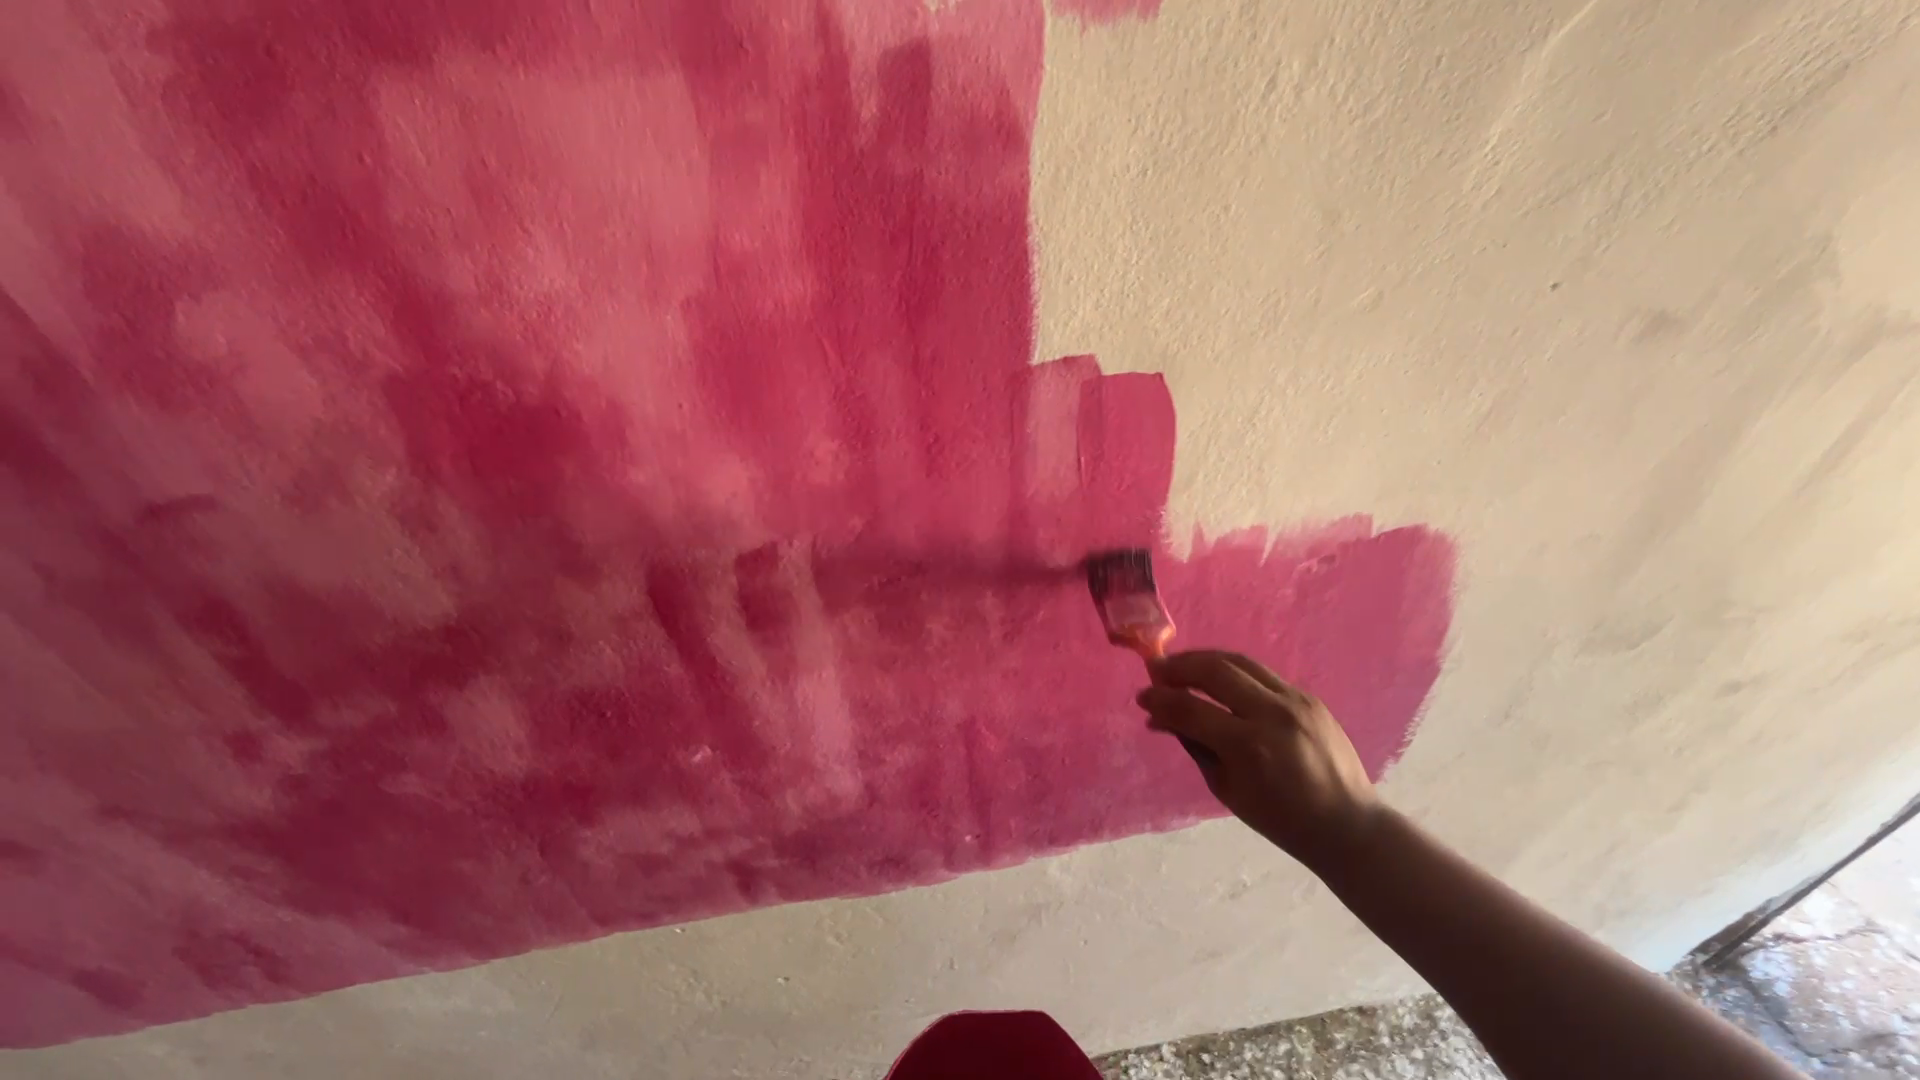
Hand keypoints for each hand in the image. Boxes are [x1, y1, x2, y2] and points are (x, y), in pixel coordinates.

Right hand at [1137, 650, 1381, 869]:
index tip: (1141, 697)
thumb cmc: (1281, 819)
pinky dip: (1232, 672)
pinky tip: (1217, 679)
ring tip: (1181, 665)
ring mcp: (1295, 699)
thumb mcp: (1226, 788)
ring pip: (1239, 661)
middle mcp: (1272, 713)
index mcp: (1249, 745)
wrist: (1347, 823)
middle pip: (1215, 670)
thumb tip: (1162, 717)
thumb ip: (1195, 746)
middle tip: (1156, 670)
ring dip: (1204, 659)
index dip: (1160, 699)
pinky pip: (1261, 674)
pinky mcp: (1307, 696)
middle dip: (1179, 666)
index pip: (1191, 708)